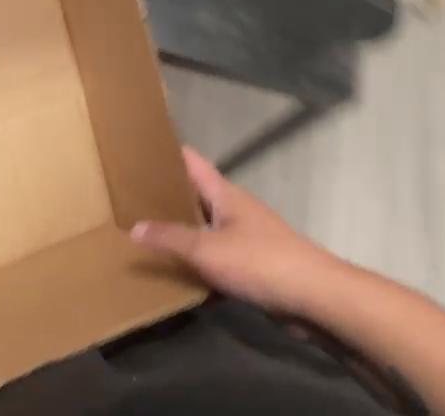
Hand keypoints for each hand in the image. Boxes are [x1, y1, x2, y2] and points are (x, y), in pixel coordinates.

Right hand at [129, 147, 344, 316]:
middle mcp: (235, 209)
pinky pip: (218, 259)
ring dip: (183, 233)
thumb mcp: (206, 249)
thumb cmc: (259, 261)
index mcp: (225, 194)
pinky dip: (200, 265)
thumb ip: (169, 239)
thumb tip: (133, 227)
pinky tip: (179, 278)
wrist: (312, 295)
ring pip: (206, 229)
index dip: (169, 154)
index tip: (141, 150)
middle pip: (197, 196)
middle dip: (168, 197)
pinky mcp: (254, 266)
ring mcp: (246, 237)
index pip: (192, 163)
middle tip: (131, 199)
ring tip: (147, 237)